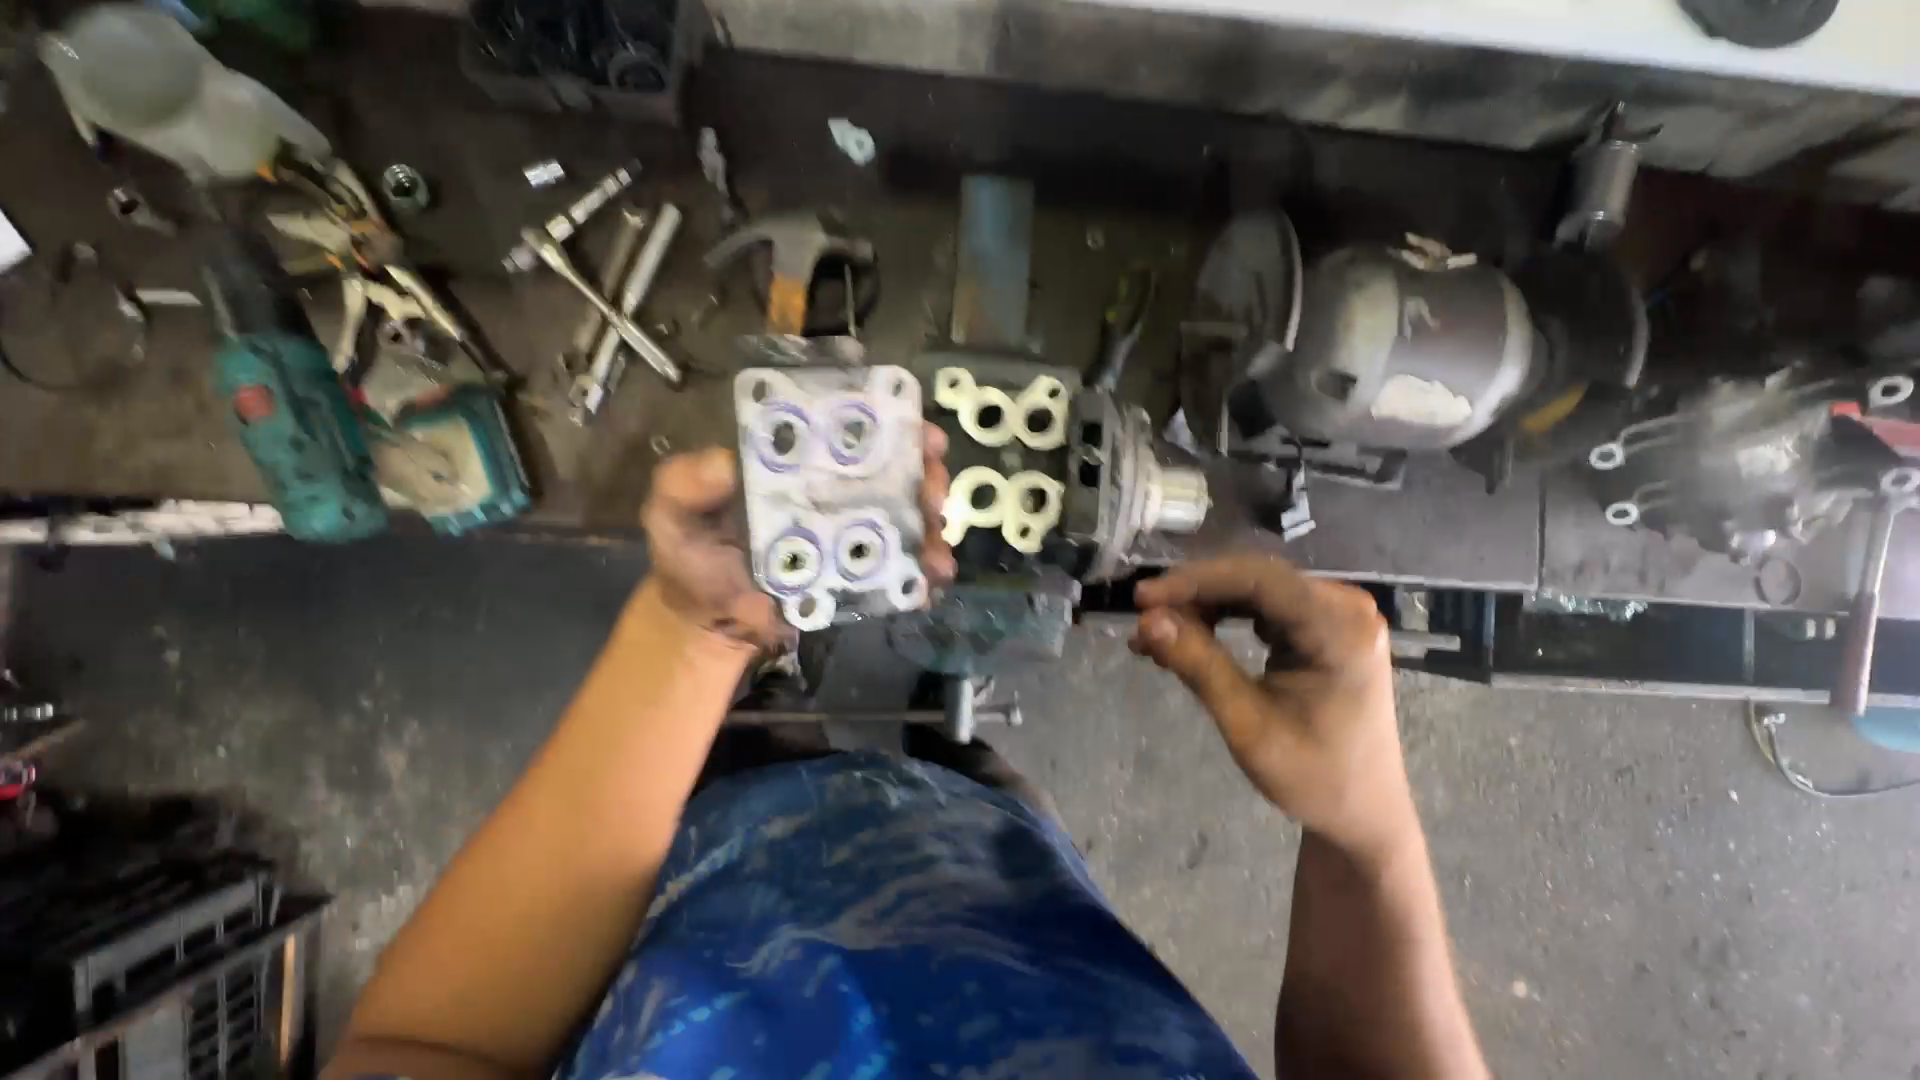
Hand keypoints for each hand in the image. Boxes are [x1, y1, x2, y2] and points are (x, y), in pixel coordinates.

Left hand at [639, 425, 955, 648]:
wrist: (707, 622)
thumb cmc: (692, 556)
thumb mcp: (673, 513)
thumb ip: (684, 484)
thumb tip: (722, 463)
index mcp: (800, 464)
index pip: (853, 432)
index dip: (894, 425)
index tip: (921, 433)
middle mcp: (836, 492)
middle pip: (897, 473)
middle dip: (927, 477)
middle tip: (933, 495)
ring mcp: (854, 536)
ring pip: (908, 521)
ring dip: (933, 530)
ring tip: (938, 551)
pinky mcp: (861, 579)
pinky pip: (901, 572)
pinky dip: (924, 574)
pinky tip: (932, 581)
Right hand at [1130, 554, 1416, 864]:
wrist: (1364, 810)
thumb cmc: (1314, 777)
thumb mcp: (1248, 726)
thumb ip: (1199, 667)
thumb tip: (1146, 621)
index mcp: (1340, 631)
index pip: (1259, 580)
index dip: (1195, 581)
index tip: (1142, 599)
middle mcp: (1344, 608)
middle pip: (1254, 579)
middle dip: (1193, 596)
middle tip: (1142, 622)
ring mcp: (1336, 614)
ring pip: (1252, 589)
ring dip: (1202, 607)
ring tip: (1154, 636)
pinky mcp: (1321, 625)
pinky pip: (1262, 606)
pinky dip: (1222, 617)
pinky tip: (1187, 637)